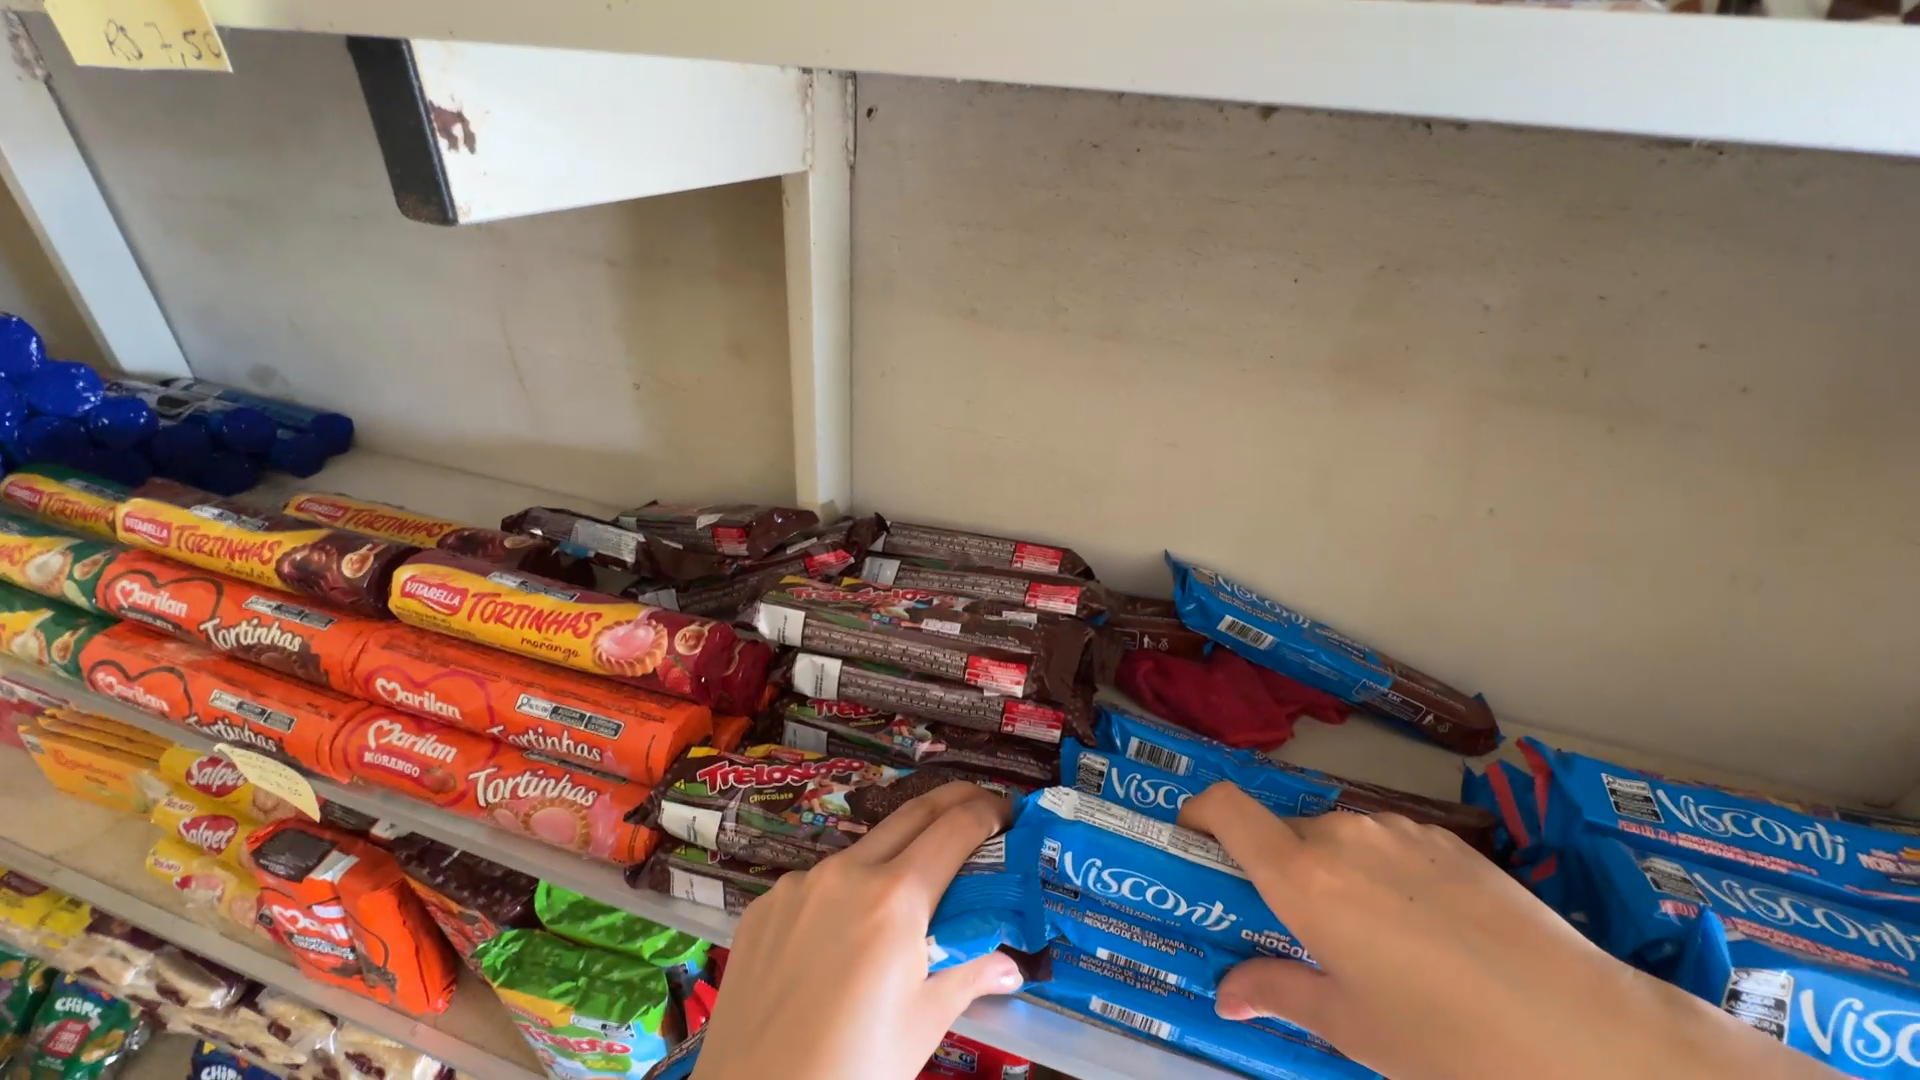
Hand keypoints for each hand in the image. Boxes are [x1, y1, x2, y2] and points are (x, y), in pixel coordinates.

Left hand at [692, 782, 1023, 1079]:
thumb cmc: (854, 1067)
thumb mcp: (923, 1024)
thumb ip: (969, 976)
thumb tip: (1009, 966)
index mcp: (896, 898)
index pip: (954, 828)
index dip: (988, 811)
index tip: (1008, 811)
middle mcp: (846, 872)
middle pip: (912, 814)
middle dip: (952, 802)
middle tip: (979, 810)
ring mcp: (798, 884)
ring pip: (861, 850)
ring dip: (896, 852)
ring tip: (910, 889)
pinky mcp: (764, 904)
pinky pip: (816, 882)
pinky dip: (846, 890)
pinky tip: (844, 933)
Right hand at [1179, 783, 1838, 1079]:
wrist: (1587, 1032)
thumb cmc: (1445, 1038)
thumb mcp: (1349, 1025)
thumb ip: (1277, 991)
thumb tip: (1226, 991)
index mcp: (1304, 874)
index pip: (1225, 807)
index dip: (1198, 814)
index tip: (1194, 844)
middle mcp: (1343, 833)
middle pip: (1282, 831)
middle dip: (1274, 869)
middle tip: (1295, 928)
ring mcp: (1400, 830)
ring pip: (1337, 836)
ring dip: (1330, 871)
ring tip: (1369, 938)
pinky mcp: (1449, 839)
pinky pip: (1387, 842)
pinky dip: (1379, 872)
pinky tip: (1424, 931)